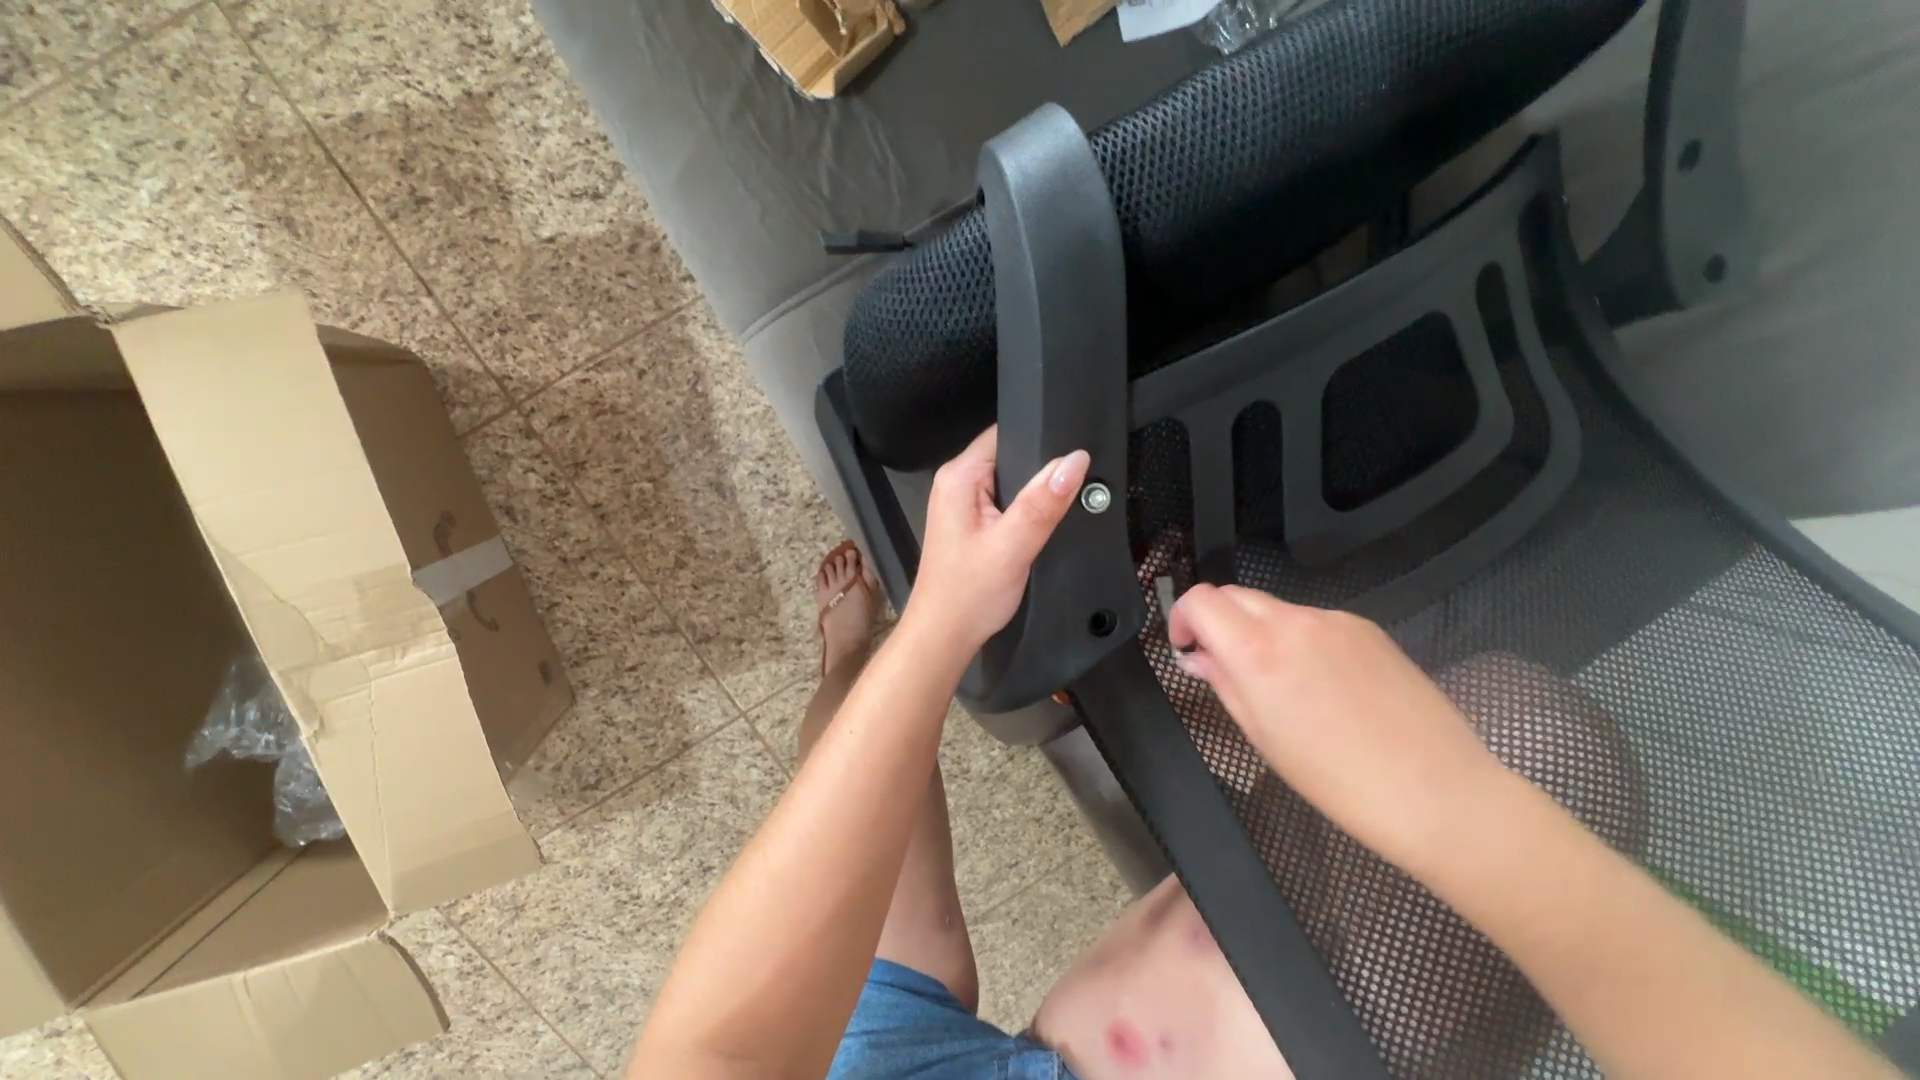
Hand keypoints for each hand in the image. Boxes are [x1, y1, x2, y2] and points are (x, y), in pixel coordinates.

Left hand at [907, 426, 1089, 649]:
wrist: (944, 635)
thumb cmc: (969, 594)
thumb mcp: (1013, 545)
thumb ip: (1043, 502)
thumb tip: (1075, 460)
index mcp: (958, 476)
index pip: (1005, 433)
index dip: (1039, 439)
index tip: (1071, 453)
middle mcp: (956, 483)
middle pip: (1010, 456)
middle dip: (1040, 469)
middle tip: (1071, 487)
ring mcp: (962, 504)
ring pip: (1010, 481)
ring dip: (1033, 493)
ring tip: (1057, 507)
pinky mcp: (971, 523)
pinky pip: (1005, 502)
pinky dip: (1024, 512)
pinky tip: (1037, 526)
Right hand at [1168, 585, 1509, 875]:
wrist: (1436, 791)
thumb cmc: (1339, 781)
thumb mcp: (1262, 737)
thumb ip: (1224, 684)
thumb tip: (1200, 658)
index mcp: (1259, 652)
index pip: (1200, 600)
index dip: (1182, 618)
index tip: (1187, 648)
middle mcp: (1295, 622)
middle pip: (1234, 595)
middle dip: (1217, 622)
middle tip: (1222, 665)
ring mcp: (1336, 621)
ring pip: (1275, 608)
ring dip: (1259, 631)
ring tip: (1279, 684)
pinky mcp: (1368, 629)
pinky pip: (1315, 622)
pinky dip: (1299, 639)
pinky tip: (1321, 685)